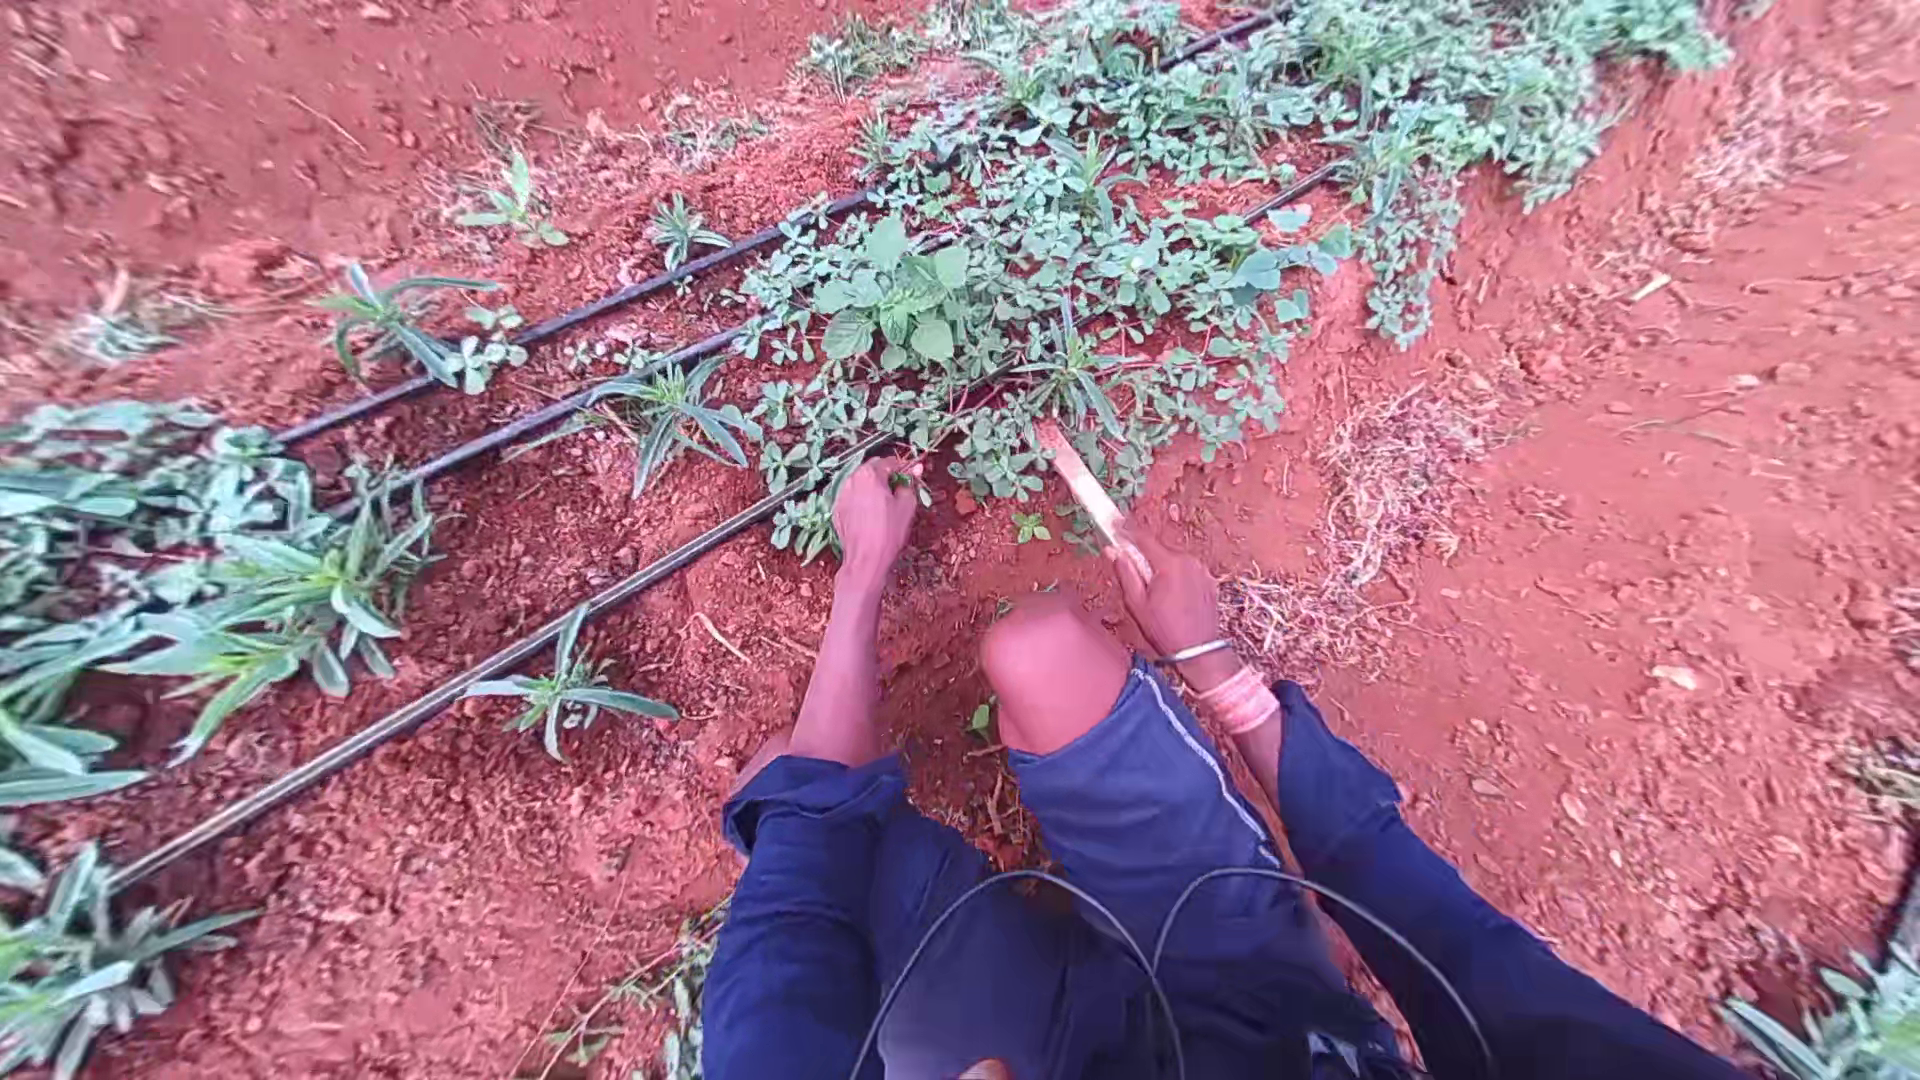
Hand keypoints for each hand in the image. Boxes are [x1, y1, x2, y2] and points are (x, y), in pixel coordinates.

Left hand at [833, 456, 921, 584]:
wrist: (866, 558)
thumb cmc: (888, 531)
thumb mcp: (907, 506)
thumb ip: (909, 484)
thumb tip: (914, 471)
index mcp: (869, 474)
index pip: (889, 462)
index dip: (903, 468)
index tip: (912, 476)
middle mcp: (852, 479)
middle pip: (872, 470)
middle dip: (887, 477)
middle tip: (900, 491)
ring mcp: (841, 494)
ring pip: (861, 483)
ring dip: (874, 488)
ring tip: (886, 505)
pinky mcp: (837, 509)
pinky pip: (852, 497)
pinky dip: (862, 500)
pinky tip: (872, 515)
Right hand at [1110, 525, 1239, 690]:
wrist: (1199, 651)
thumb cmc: (1165, 630)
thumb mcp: (1136, 603)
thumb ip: (1125, 573)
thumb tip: (1113, 551)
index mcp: (1169, 564)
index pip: (1143, 538)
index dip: (1126, 529)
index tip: (1113, 522)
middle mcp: (1189, 561)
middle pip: (1158, 548)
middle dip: (1143, 555)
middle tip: (1132, 571)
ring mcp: (1201, 570)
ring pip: (1173, 559)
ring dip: (1160, 566)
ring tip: (1154, 592)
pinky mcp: (1209, 580)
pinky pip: (1186, 570)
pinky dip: (1175, 575)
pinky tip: (1170, 596)